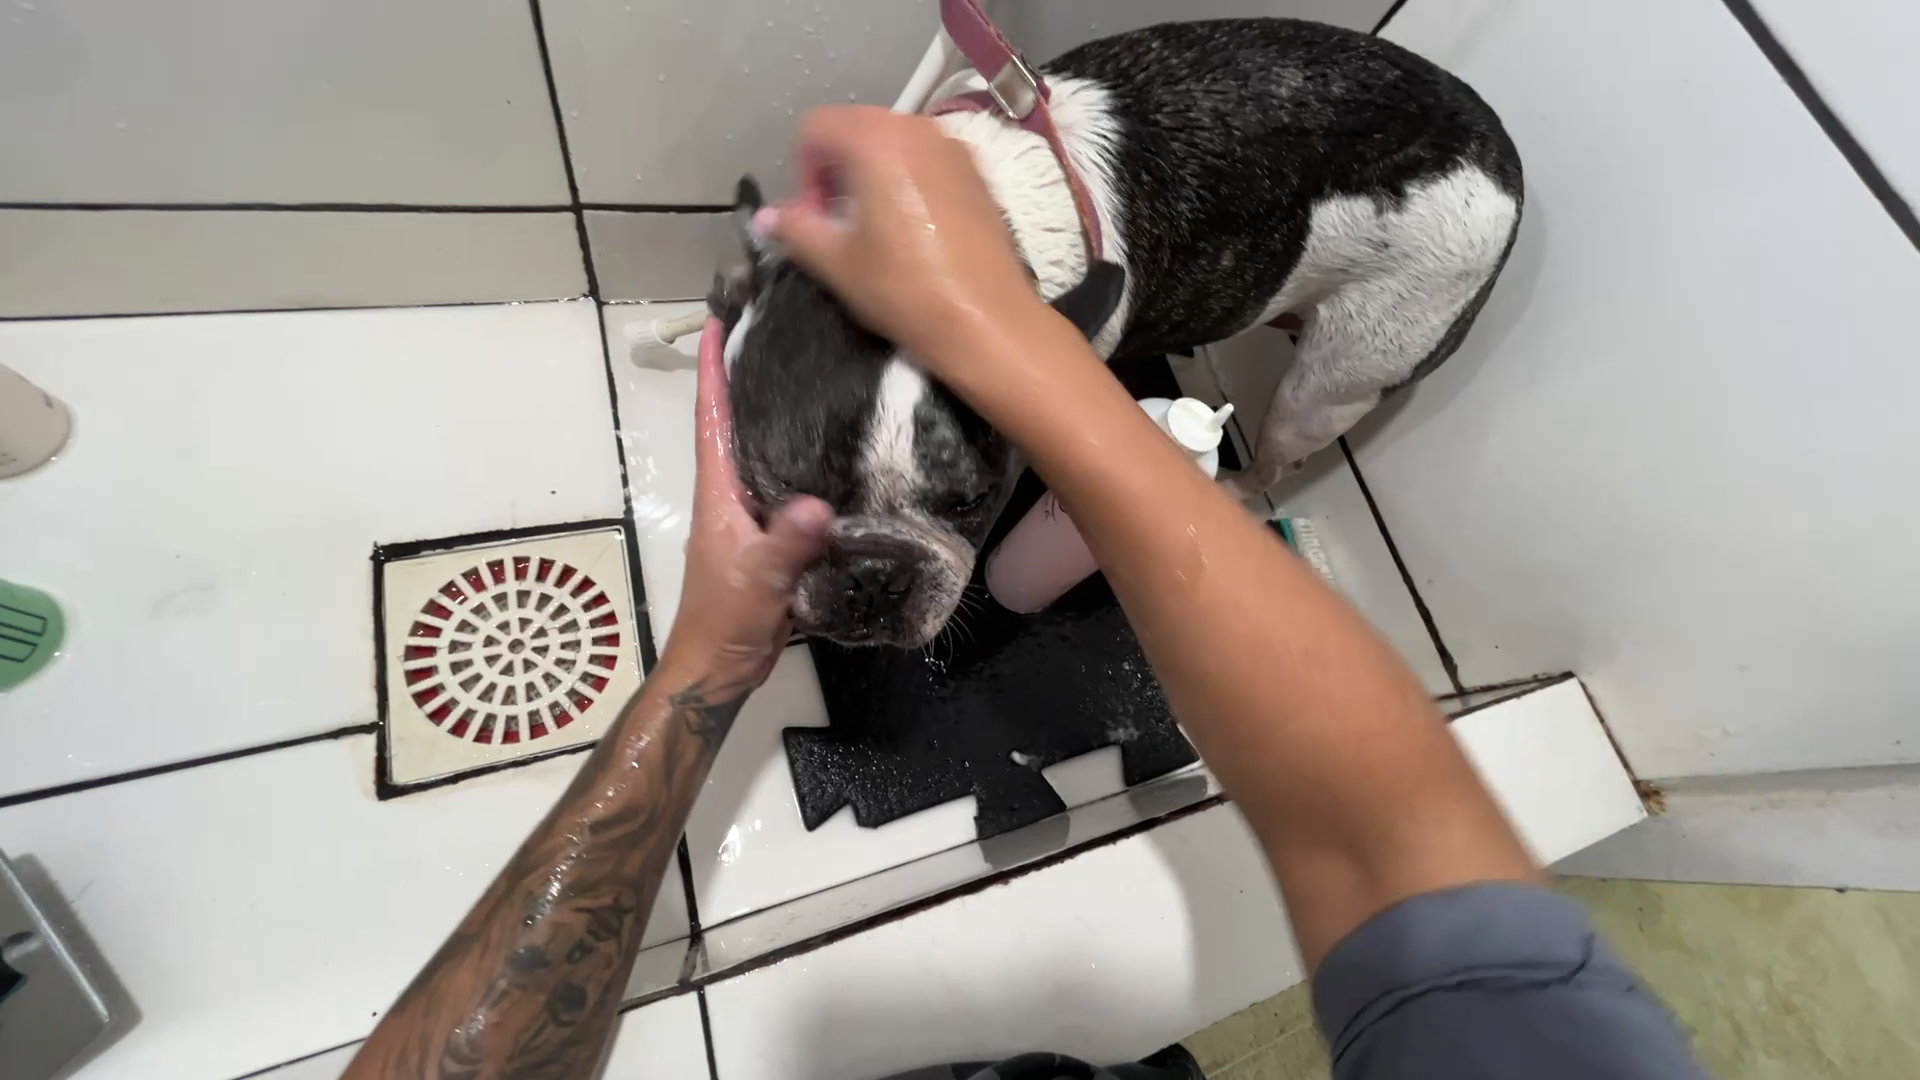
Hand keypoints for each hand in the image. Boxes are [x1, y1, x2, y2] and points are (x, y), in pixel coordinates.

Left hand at [659, 320, 833, 686]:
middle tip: (788, 340)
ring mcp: (753, 515)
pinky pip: (792, 490)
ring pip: (768, 456)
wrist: (721, 664)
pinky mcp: (774, 537)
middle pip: (739, 427)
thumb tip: (820, 505)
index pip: (712, 419)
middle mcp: (733, 493)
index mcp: (718, 491)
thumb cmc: (725, 618)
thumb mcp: (757, 578)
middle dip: (752, 382)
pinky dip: (809, 467)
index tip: (721, 322)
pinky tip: (841, 457)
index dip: (714, 370)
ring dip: (783, 422)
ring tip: (821, 384)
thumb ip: (787, 543)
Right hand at [755, 106, 1041, 369]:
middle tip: (842, 230)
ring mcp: (956, 149)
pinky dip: (910, 188)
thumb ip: (796, 231)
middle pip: (857, 133)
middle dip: (838, 175)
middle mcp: (918, 128)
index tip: (815, 222)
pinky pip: (930, 166)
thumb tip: (766, 218)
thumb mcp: (839, 264)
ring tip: (880, 236)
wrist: (988, 323)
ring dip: (874, 181)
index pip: (815, 130)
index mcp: (876, 138)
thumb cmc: (907, 292)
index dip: (804, 175)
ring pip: (896, 149)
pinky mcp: (980, 176)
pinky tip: (917, 237)